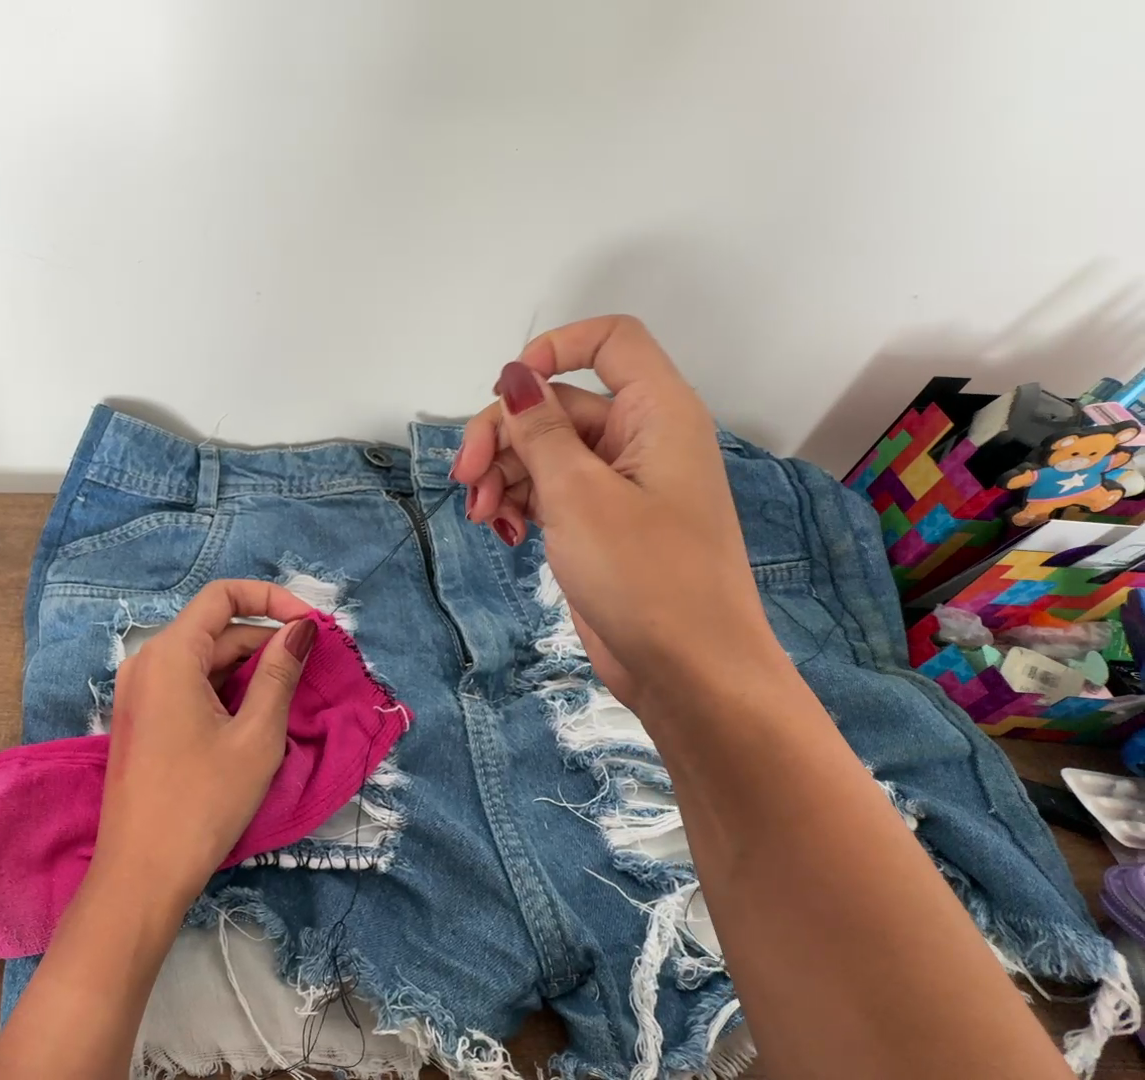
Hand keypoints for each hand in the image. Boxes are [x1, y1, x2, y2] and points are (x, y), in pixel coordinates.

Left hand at [93, 580, 315, 908]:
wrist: (141, 874)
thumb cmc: (203, 802)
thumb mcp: (255, 736)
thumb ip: (279, 674)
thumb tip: (301, 630)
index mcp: (169, 654)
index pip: (222, 596)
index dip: (271, 599)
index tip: (312, 625)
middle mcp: (145, 661)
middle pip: (214, 628)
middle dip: (266, 639)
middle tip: (313, 667)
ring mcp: (138, 690)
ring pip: (203, 658)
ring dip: (248, 666)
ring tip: (290, 695)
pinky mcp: (140, 717)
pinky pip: (187, 684)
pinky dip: (223, 688)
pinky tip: (253, 714)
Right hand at [449, 315, 778, 706]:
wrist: (687, 669)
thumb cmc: (645, 575)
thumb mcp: (579, 495)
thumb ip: (541, 429)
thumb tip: (514, 375)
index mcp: (656, 414)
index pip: (610, 342)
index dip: (555, 349)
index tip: (507, 390)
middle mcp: (638, 439)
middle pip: (556, 405)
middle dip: (503, 436)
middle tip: (467, 478)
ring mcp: (616, 483)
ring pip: (542, 451)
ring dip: (502, 475)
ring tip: (483, 517)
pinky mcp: (597, 521)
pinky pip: (547, 490)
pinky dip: (518, 503)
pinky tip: (500, 532)